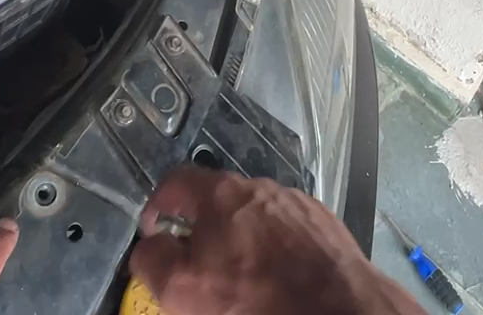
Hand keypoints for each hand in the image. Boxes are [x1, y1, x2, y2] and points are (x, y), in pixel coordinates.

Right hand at [130, 167, 424, 314]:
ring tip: (241, 273)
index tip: (153, 231)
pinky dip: (274, 245)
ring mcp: (292, 200)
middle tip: (198, 265)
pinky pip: (285, 226)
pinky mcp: (319, 219)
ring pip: (254, 213)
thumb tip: (149, 245)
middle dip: (202, 228)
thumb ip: (154, 261)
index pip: (175, 181)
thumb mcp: (182, 290)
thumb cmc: (252, 298)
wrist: (333, 306)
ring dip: (240, 236)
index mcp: (220, 193)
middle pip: (217, 199)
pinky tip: (276, 273)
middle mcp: (256, 185)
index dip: (156, 205)